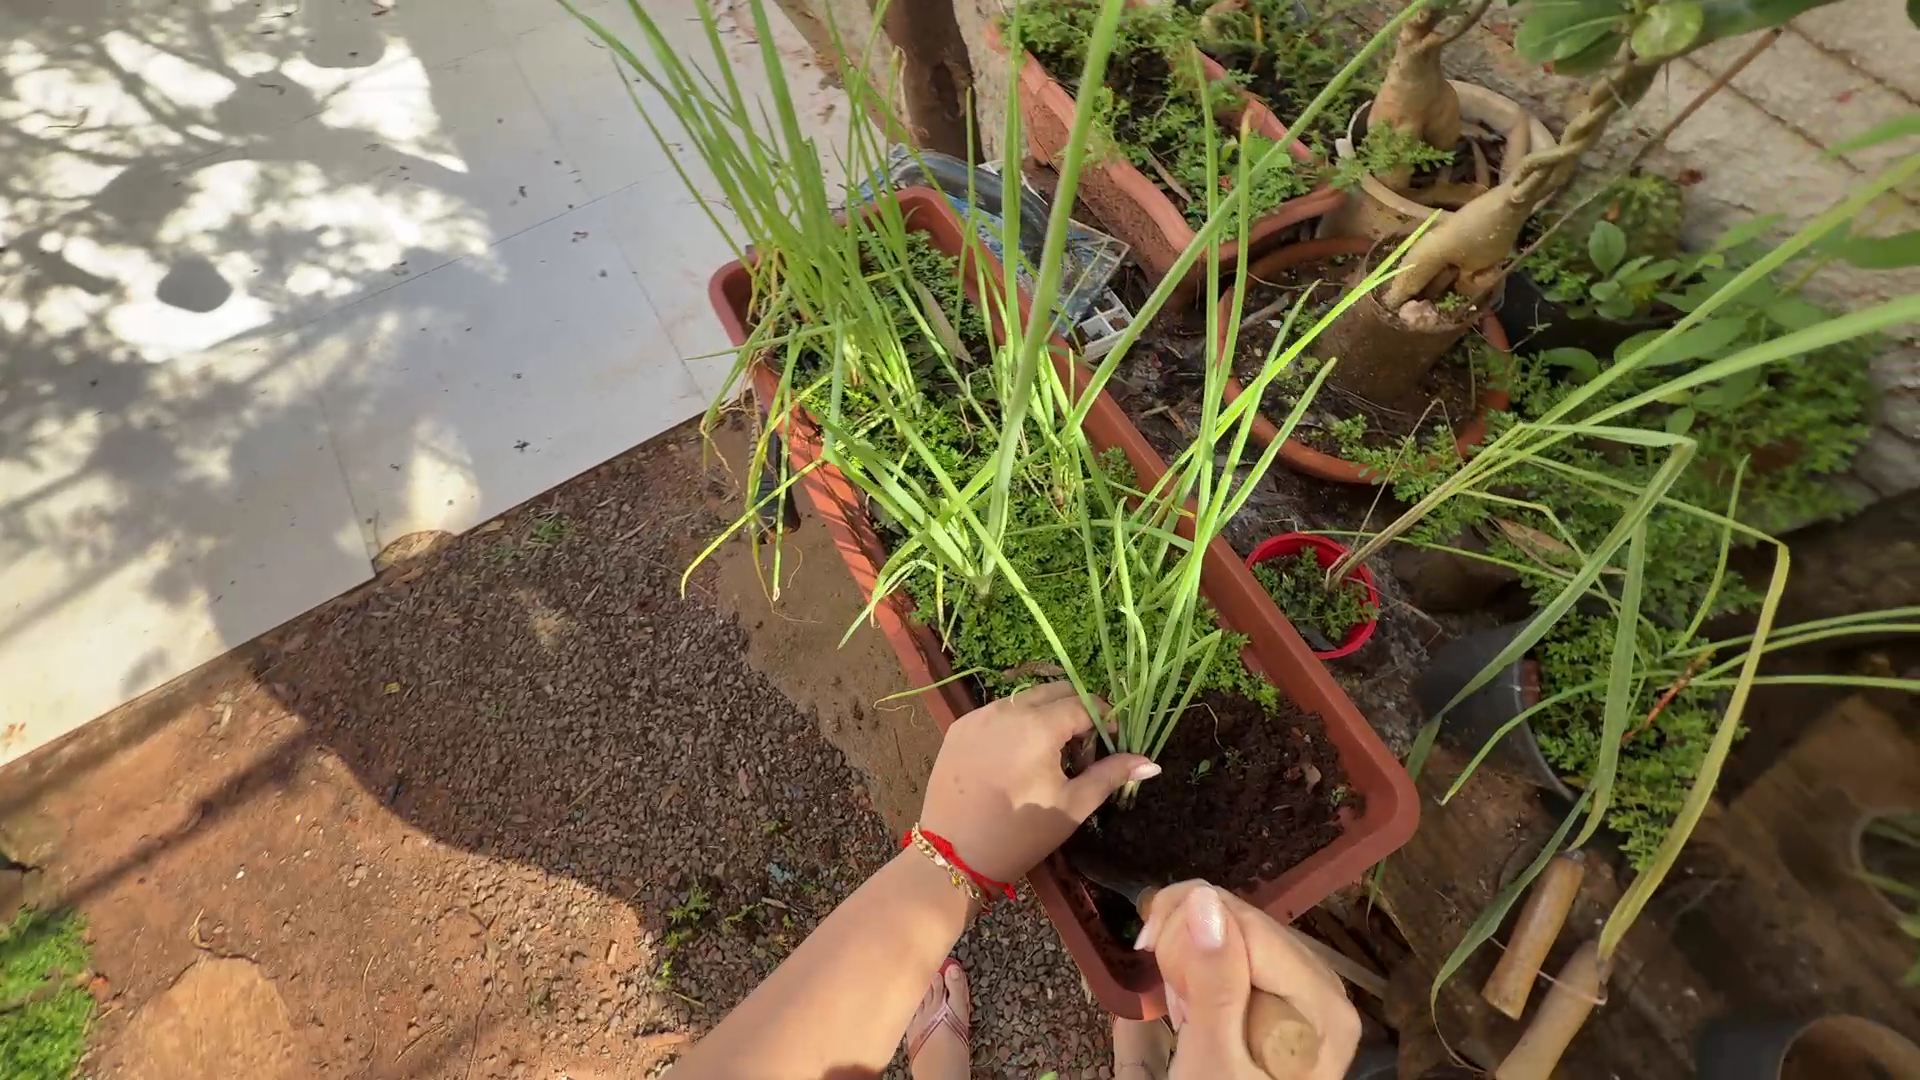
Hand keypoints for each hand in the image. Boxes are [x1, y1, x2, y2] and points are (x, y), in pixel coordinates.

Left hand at [918, 682, 1159, 883]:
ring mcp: (978, 715)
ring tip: (1052, 754)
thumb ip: (1110, 775)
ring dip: (1046, 714)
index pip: (1083, 703)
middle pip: (1054, 691)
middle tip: (1085, 746)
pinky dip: (1016, 723)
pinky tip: (1017, 757)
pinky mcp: (959, 727)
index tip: (1113, 740)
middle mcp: (1007, 709)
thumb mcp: (1072, 806)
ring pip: (1025, 699)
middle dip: (1076, 710)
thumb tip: (1151, 762)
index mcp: (1038, 725)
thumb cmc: (1020, 834)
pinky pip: (997, 712)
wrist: (953, 854)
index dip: (1105, 718)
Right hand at [1139, 883, 1359, 1079]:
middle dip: (1185, 940)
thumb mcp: (1212, 1065)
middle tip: (1163, 991)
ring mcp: (1302, 989)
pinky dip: (1196, 962)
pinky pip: (1231, 945)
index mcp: (1322, 1004)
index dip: (1188, 928)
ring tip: (1177, 1005)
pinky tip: (1187, 1002)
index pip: (1245, 924)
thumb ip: (1214, 983)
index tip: (1149, 958)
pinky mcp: (1280, 992)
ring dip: (1186, 952)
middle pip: (1239, 920)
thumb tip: (1205, 899)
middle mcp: (1321, 986)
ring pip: (1229, 926)